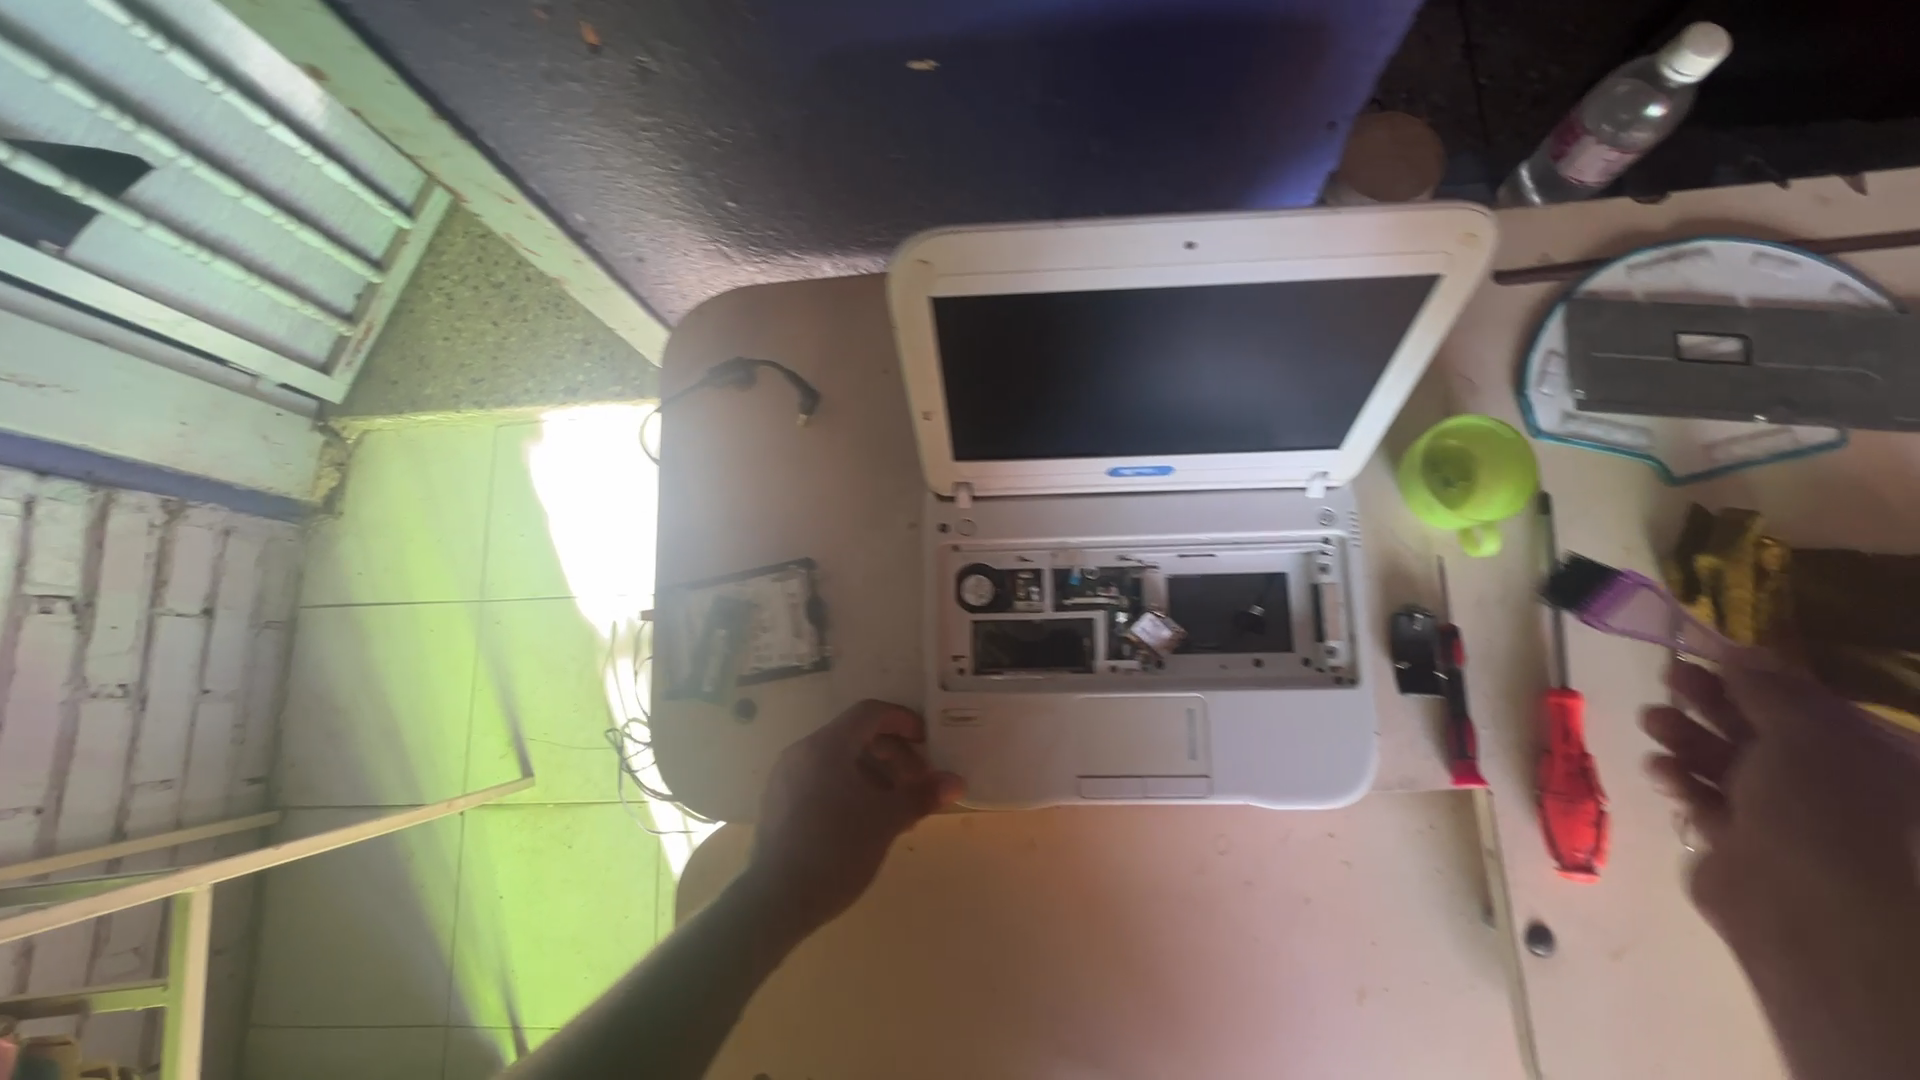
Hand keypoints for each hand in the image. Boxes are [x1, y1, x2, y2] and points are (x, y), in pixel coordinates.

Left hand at [744, 700, 963, 933]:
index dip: (903, 721)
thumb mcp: (886, 821)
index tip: (926, 742)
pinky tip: (864, 820)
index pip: (870, 713)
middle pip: (855, 735)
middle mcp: (802, 752)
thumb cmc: (836, 851)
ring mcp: (785, 777)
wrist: (775, 901)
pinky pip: (820, 778)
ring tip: (895, 808)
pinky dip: (848, 786)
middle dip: (892, 754)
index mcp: (826, 746)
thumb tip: (956, 782)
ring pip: (837, 759)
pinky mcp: (778, 801)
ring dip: (873, 774)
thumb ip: (921, 795)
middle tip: (916, 783)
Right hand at [1644, 656, 1919, 1076]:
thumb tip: (1741, 651)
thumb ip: (1768, 688)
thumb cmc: (1825, 808)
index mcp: (1867, 759)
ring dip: (1686, 737)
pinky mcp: (1741, 846)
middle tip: (1668, 677)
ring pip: (1726, 764)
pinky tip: (1658, 768)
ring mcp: (1786, 820)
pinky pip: (1705, 801)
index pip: (1807, 706)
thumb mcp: (1804, 731)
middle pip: (1761, 731)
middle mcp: (1832, 788)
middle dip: (1712, 703)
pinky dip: (1679, 780)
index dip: (1757, 679)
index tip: (1708, 656)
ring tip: (1651, 720)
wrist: (1810, 910)